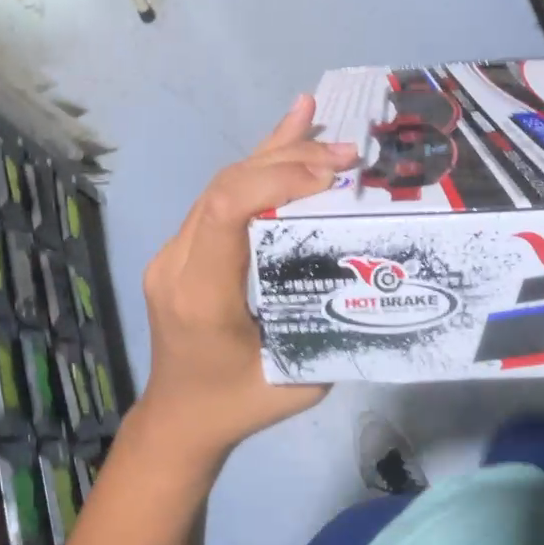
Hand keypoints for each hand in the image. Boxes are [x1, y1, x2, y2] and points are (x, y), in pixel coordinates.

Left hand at [136, 95, 356, 457]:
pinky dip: (258, 164)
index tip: (330, 177)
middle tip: (347, 157)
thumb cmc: (239, 404)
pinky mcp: (180, 247)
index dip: (275, 180)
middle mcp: (178, 264)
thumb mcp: (298, 375)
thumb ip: (328, 321)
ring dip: (275, 154)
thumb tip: (371, 267)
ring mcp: (172, 252)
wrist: (178, 419)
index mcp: (203, 297)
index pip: (226, 212)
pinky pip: (218, 197)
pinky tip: (287, 126)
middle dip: (288, 161)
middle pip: (225, 187)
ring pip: (222, 183)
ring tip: (323, 125)